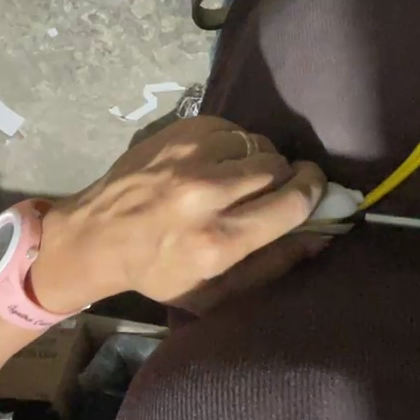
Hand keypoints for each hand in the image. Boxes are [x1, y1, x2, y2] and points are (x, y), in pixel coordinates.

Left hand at [30, 116, 326, 314]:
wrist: (96, 235)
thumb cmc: (159, 271)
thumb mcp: (215, 292)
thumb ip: (272, 265)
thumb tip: (323, 233)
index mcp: (215, 241)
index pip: (290, 204)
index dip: (312, 192)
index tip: (314, 189)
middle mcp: (203, 194)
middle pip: (276, 167)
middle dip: (286, 175)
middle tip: (278, 185)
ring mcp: (187, 157)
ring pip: (255, 143)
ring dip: (259, 158)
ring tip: (244, 175)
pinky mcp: (176, 133)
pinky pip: (230, 127)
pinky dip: (234, 143)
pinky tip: (220, 160)